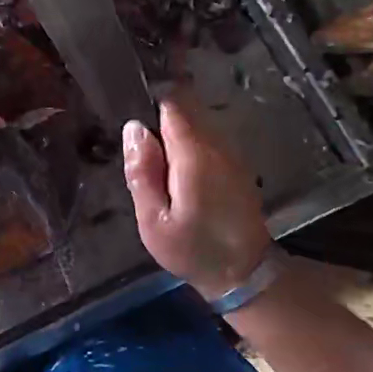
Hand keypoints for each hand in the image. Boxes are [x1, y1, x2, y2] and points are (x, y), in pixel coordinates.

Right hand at [122, 95, 271, 299]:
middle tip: (134, 135)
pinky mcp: (235, 165)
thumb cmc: (192, 249)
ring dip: (172, 127)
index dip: (151, 96)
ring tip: (149, 151)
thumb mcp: (152, 220)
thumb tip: (133, 128)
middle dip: (159, 111)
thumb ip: (142, 172)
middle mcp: (217, 146)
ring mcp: (231, 154)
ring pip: (197, 122)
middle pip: (187, 108)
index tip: (129, 101)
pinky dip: (186, 140)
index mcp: (194, 155)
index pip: (174, 104)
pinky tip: (171, 165)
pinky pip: (206, 138)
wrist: (243, 275)